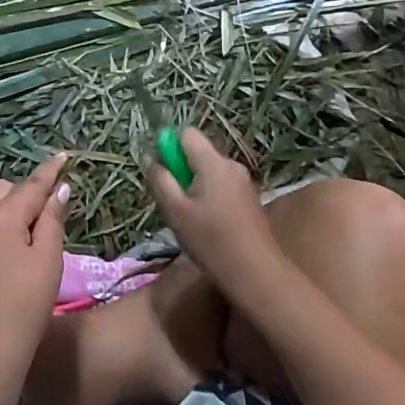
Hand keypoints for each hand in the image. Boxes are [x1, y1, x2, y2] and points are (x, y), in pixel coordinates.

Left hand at [0, 153, 70, 376]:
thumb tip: (58, 190)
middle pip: (0, 191)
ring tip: (17, 241)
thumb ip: (52, 221)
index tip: (63, 156)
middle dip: (22, 193)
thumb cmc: (23, 311)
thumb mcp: (48, 264)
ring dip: (0, 215)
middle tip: (42, 214)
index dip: (50, 170)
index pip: (31, 185)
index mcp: (1, 217)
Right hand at [145, 129, 285, 289]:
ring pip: (210, 171)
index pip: (187, 134)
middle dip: (182, 169)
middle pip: (199, 153)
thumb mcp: (175, 210)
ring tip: (191, 217)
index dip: (170, 147)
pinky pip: (223, 185)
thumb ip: (160, 179)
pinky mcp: (250, 197)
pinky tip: (209, 224)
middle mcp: (231, 165)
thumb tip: (150, 157)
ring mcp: (244, 181)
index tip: (164, 173)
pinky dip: (211, 196)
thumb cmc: (210, 239)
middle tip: (174, 201)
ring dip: (195, 185)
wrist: (254, 270)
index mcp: (213, 163)